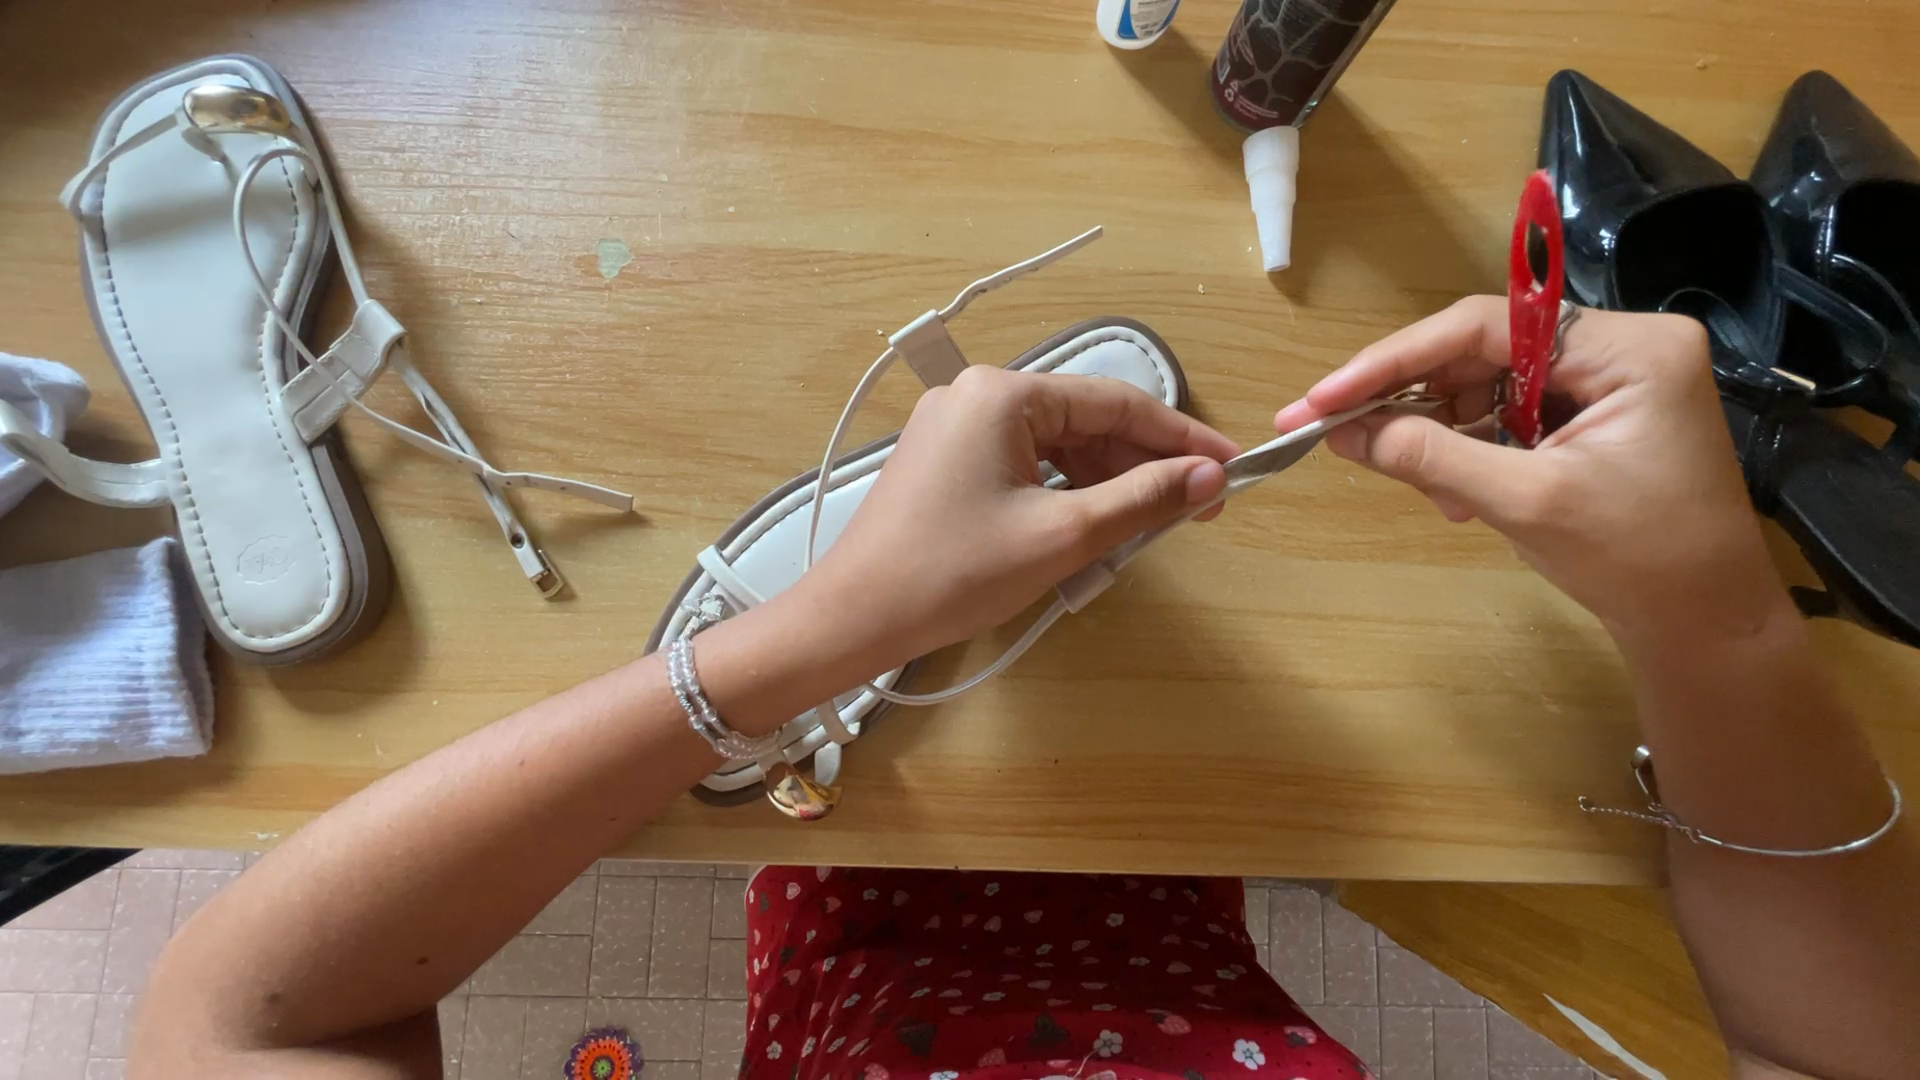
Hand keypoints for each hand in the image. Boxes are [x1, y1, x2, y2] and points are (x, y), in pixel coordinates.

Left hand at [793, 366, 1236, 674]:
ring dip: (1104, 482)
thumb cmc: (955, 574)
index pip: (1115, 402)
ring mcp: (956, 427)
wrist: (856, 617)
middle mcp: (977, 395)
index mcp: (1002, 394)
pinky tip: (1092, 522)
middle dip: (1142, 464)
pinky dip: (1062, 492)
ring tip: (1149, 524)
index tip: (1232, 466)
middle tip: (1195, 507)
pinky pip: (1023, 464)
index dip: (1181, 435)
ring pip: (1055, 446)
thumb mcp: (1061, 535)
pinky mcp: (946, 461)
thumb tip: (1209, 477)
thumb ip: (1142, 499)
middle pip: (1084, 421)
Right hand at [1274, 296, 1789, 643]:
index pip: (1480, 327)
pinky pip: (1489, 415)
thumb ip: (1428, 457)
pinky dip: (1456, 451)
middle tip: (1327, 428)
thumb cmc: (1633, 557)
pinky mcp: (1576, 413)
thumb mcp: (1522, 501)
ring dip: (1430, 434)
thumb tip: (1341, 433)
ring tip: (1424, 490)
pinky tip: (1452, 495)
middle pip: (1471, 351)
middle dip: (1402, 398)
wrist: (1697, 618)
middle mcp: (1610, 346)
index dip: (1391, 361)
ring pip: (1472, 385)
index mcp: (1624, 348)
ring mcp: (1593, 380)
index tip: (1323, 398)